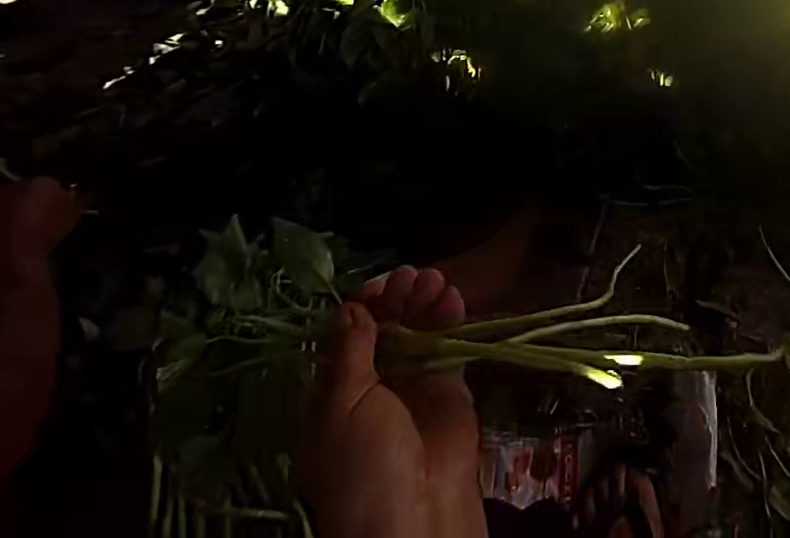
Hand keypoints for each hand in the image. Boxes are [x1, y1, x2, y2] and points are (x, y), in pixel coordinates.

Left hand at [298, 266, 486, 537]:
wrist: (417, 512)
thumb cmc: (364, 464)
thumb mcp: (343, 407)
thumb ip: (349, 353)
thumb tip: (349, 307)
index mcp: (336, 391)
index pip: (348, 335)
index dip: (363, 306)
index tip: (378, 286)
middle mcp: (374, 381)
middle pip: (386, 326)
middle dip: (397, 297)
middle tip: (411, 277)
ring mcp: (413, 381)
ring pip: (419, 328)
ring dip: (425, 300)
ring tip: (434, 280)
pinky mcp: (449, 384)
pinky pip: (448, 342)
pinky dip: (451, 317)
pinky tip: (452, 297)